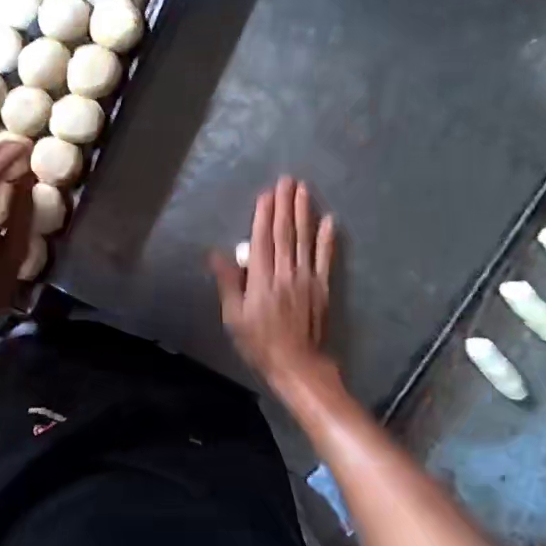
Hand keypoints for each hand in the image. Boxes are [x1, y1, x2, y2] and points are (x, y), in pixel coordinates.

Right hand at [211, 176, 337, 385]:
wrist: (298, 365)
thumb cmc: (259, 343)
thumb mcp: (234, 317)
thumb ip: (229, 284)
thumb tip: (217, 254)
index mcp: (261, 280)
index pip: (262, 240)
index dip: (263, 215)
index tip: (265, 194)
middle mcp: (285, 273)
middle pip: (285, 233)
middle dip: (285, 205)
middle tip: (287, 180)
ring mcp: (307, 279)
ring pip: (304, 239)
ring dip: (304, 213)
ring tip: (303, 190)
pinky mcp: (322, 287)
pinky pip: (325, 258)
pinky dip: (327, 238)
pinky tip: (329, 220)